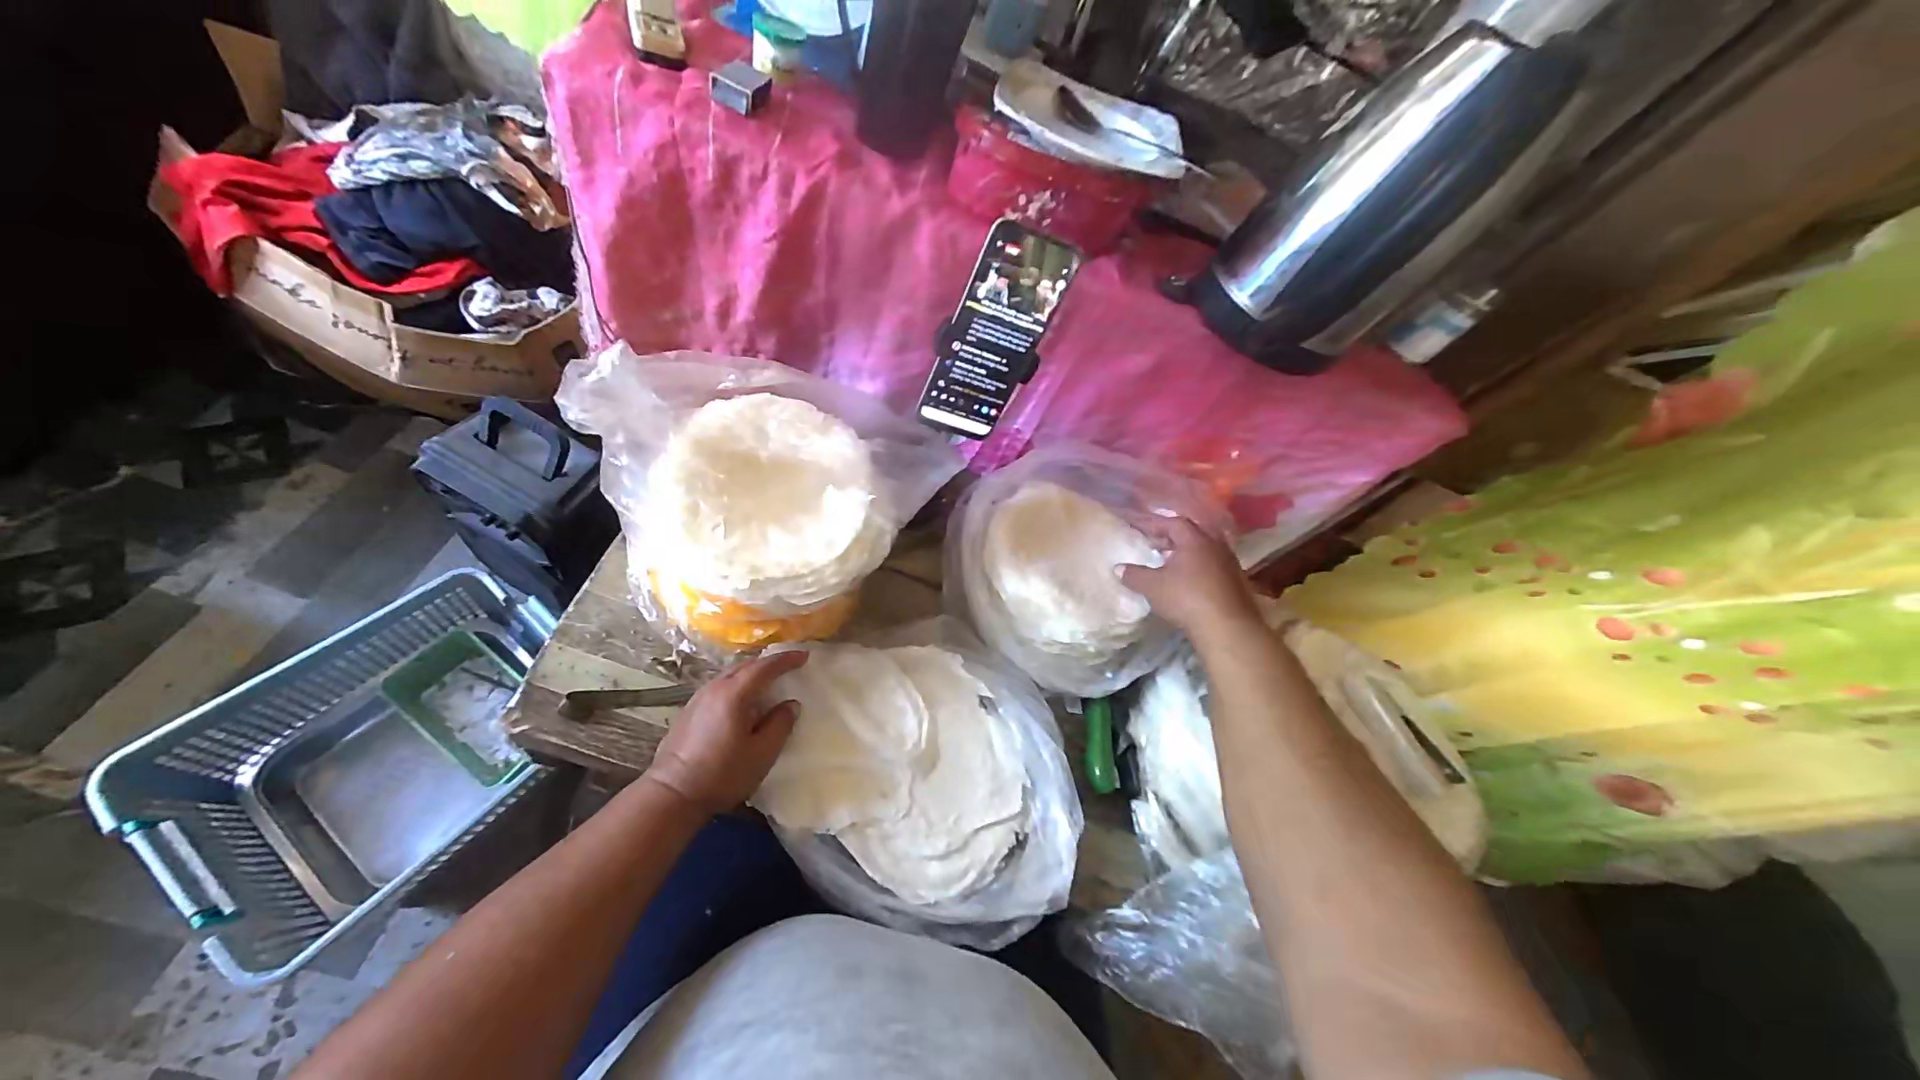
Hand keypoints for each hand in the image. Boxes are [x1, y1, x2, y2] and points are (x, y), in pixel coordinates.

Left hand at [642, 651, 807, 815]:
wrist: (671, 794)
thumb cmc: (722, 774)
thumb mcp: (762, 753)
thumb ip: (780, 725)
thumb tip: (791, 705)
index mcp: (734, 694)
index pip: (765, 667)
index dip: (786, 659)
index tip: (804, 656)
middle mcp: (714, 689)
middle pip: (745, 666)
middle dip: (768, 664)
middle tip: (788, 667)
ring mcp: (698, 699)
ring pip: (730, 676)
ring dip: (751, 675)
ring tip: (768, 683)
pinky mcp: (688, 712)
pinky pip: (720, 688)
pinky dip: (737, 686)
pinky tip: (742, 702)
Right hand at [1119, 516, 1260, 640]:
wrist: (1226, 626)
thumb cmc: (1186, 598)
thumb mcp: (1153, 587)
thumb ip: (1134, 575)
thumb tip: (1118, 568)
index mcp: (1194, 540)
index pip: (1173, 523)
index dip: (1156, 524)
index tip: (1141, 529)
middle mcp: (1215, 545)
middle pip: (1192, 532)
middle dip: (1172, 536)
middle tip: (1156, 544)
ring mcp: (1229, 562)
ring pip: (1205, 548)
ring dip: (1188, 551)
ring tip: (1171, 561)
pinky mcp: (1236, 580)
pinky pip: (1214, 563)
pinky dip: (1199, 565)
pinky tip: (1190, 578)